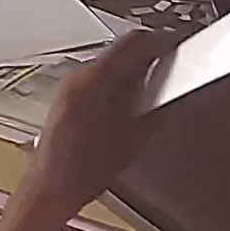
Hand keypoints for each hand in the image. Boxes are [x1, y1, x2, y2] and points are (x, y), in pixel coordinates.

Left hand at [24, 30, 174, 217]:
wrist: (52, 188)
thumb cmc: (85, 170)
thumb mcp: (135, 138)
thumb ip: (158, 108)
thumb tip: (174, 93)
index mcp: (94, 81)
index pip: (134, 43)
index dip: (162, 42)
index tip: (177, 47)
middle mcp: (78, 77)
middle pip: (122, 51)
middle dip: (151, 59)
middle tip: (172, 71)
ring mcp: (71, 86)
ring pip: (112, 64)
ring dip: (136, 72)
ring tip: (155, 91)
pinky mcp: (69, 97)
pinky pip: (101, 78)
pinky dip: (121, 84)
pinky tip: (132, 105)